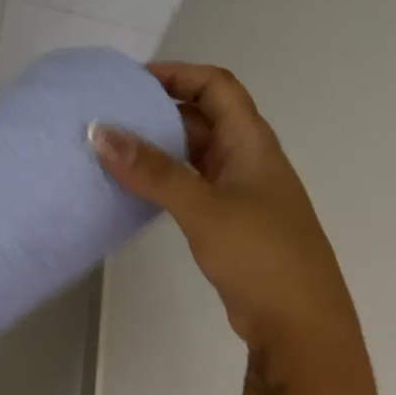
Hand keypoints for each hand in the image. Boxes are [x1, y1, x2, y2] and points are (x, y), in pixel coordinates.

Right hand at [91, 64, 358, 350]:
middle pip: (204, 119)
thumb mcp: (203, 207)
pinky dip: (165, 184)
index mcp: (251, 142)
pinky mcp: (229, 226)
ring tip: (112, 152)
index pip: (216, 87)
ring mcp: (240, 195)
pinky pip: (192, 189)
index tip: (130, 81)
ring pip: (196, 157)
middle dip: (160, 112)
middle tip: (110, 117)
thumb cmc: (259, 254)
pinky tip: (135, 194)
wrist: (296, 320)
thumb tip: (99, 131)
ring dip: (160, 150)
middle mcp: (248, 160)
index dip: (177, 75)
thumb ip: (152, 171)